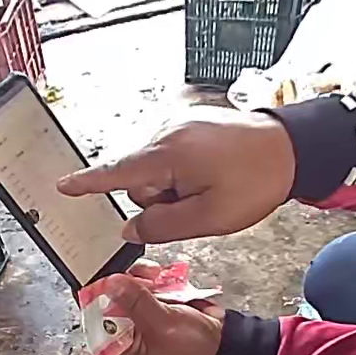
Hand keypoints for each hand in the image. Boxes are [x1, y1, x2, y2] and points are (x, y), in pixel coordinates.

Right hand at [57, 109, 295, 243]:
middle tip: (197, 203)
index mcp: (167, 155)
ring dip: (173, 188)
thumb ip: (161, 227)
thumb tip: (130, 229)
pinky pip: (171, 159)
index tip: (62, 186)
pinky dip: (182, 174)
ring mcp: (179, 127)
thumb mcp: (208, 218)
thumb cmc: (255, 181)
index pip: (116, 173)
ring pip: (155, 173)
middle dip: (160, 200)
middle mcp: (166, 134)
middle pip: (139, 182)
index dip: (87, 183)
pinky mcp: (190, 125)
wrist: (293, 146)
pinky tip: (211, 175)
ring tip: (209, 186)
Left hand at [88, 268, 223, 354]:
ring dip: (144, 278)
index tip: (105, 277)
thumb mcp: (160, 324)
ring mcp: (143, 313)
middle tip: (140, 278)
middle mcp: (129, 329)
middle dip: (126, 283)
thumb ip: (135, 301)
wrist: (223, 341)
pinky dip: (157, 278)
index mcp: (122, 344)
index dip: (99, 296)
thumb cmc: (193, 348)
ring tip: (158, 279)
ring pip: (131, 286)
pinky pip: (148, 283)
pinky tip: (166, 279)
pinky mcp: (157, 301)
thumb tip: (112, 283)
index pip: (97, 317)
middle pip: (113, 297)